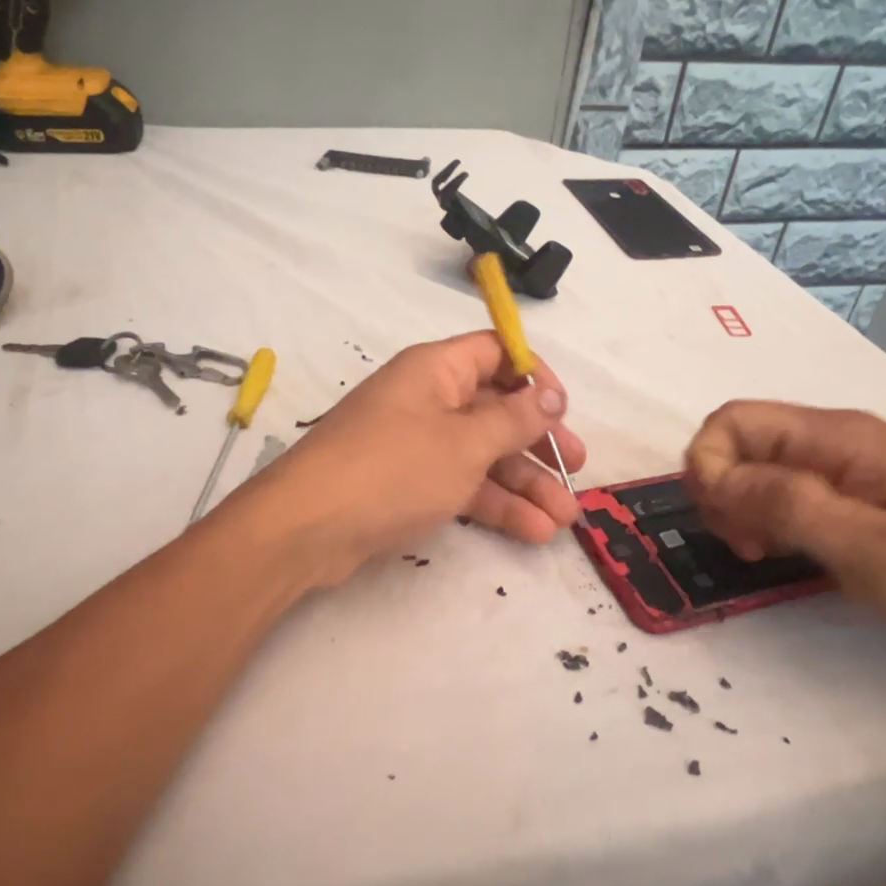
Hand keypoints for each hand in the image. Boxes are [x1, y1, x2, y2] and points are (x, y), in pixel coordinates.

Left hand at [231, 332, 585, 584]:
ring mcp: (413, 445)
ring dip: (524, 484)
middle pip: (494, 409)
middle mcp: (425, 399)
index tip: (563, 411)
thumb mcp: (465, 443)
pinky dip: (493, 505)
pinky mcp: (404, 485)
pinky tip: (530, 532)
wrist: (308, 527)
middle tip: (577, 470)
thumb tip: (551, 393)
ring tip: (564, 520)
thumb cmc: (393, 469)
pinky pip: (459, 485)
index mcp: (435, 370)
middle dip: (538, 442)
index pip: (495, 353)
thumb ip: (514, 419)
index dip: (534, 376)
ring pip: (481, 455)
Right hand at [683, 401, 885, 647]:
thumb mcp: (871, 550)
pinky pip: (788, 489)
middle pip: (739, 442)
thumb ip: (789, 507)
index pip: (732, 420)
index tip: (728, 526)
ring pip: (758, 468)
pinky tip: (792, 553)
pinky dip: (770, 518)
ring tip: (769, 556)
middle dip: (721, 491)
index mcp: (836, 437)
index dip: (708, 467)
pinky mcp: (857, 490)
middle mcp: (834, 438)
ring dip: (742, 509)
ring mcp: (847, 464)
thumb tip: (716, 479)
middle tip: (749, 548)